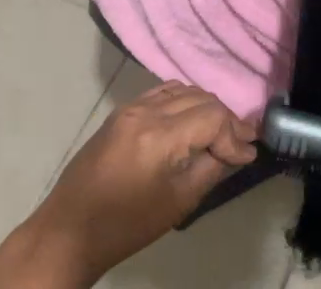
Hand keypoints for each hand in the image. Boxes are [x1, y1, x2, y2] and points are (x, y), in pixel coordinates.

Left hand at [0, 82, 258, 287]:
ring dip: (206, 107)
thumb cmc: (126, 224)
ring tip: (222, 130)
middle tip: (244, 140)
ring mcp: (130, 107)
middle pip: (200, 98)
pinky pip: (162, 93)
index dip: (235, 134)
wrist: (70, 230)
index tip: (249, 153)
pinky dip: (184, 100)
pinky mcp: (121, 112)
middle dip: (226, 118)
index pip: (212, 117)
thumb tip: (237, 151)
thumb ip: (211, 168)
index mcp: (159, 136)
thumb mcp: (177, 202)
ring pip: (182, 90)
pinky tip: (193, 118)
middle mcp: (145, 111)